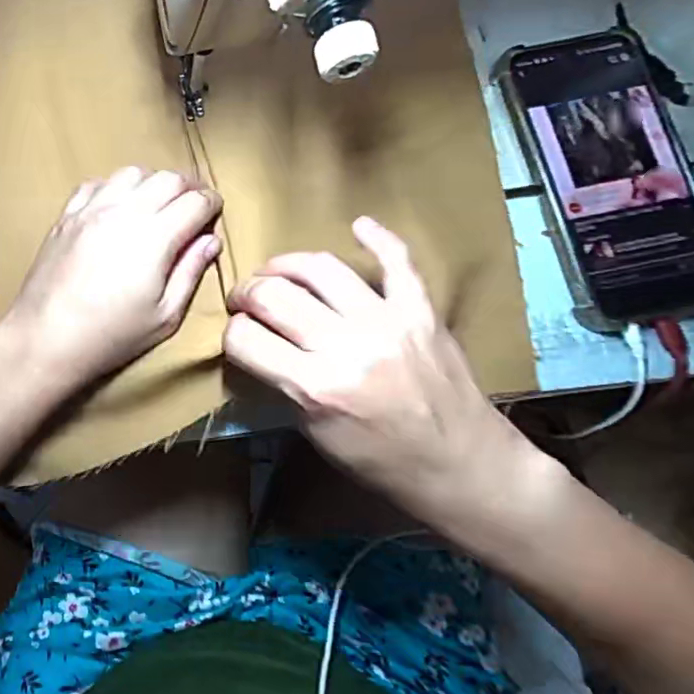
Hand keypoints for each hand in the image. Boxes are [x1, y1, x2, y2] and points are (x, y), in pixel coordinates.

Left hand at [0, 167, 221, 397]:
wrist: (45, 339)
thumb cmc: (110, 336)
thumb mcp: (164, 316)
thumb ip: (190, 273)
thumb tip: (210, 241)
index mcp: (155, 237)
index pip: (196, 202)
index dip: (212, 205)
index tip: (215, 214)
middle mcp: (124, 211)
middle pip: (169, 178)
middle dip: (189, 188)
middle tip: (194, 208)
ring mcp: (91, 209)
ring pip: (133, 173)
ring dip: (153, 183)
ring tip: (158, 204)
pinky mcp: (66, 216)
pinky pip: (97, 183)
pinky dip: (116, 187)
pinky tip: (118, 206)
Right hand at [222, 217, 560, 530]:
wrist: (461, 466)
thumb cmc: (382, 462)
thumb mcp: (316, 433)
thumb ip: (284, 384)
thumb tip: (259, 345)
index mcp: (316, 388)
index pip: (246, 339)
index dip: (231, 333)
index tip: (235, 334)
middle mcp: (348, 347)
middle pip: (275, 296)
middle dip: (246, 294)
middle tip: (244, 300)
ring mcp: (388, 322)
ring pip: (321, 269)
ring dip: (285, 265)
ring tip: (276, 273)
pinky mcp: (421, 310)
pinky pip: (398, 260)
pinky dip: (377, 237)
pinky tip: (358, 226)